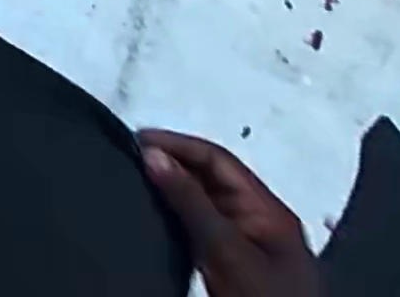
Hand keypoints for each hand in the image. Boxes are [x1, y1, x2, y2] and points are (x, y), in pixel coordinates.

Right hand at [138, 130, 319, 296]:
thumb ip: (189, 200)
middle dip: (172, 161)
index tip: (138, 140)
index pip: (218, 159)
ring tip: (136, 174)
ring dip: (170, 183)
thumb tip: (150, 153)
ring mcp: (245, 240)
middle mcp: (257, 219)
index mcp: (268, 211)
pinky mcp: (229, 259)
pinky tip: (152, 205)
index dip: (177, 144)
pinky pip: (197, 219)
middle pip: (210, 175)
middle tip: (132, 155)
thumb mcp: (225, 250)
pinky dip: (173, 206)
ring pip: (202, 196)